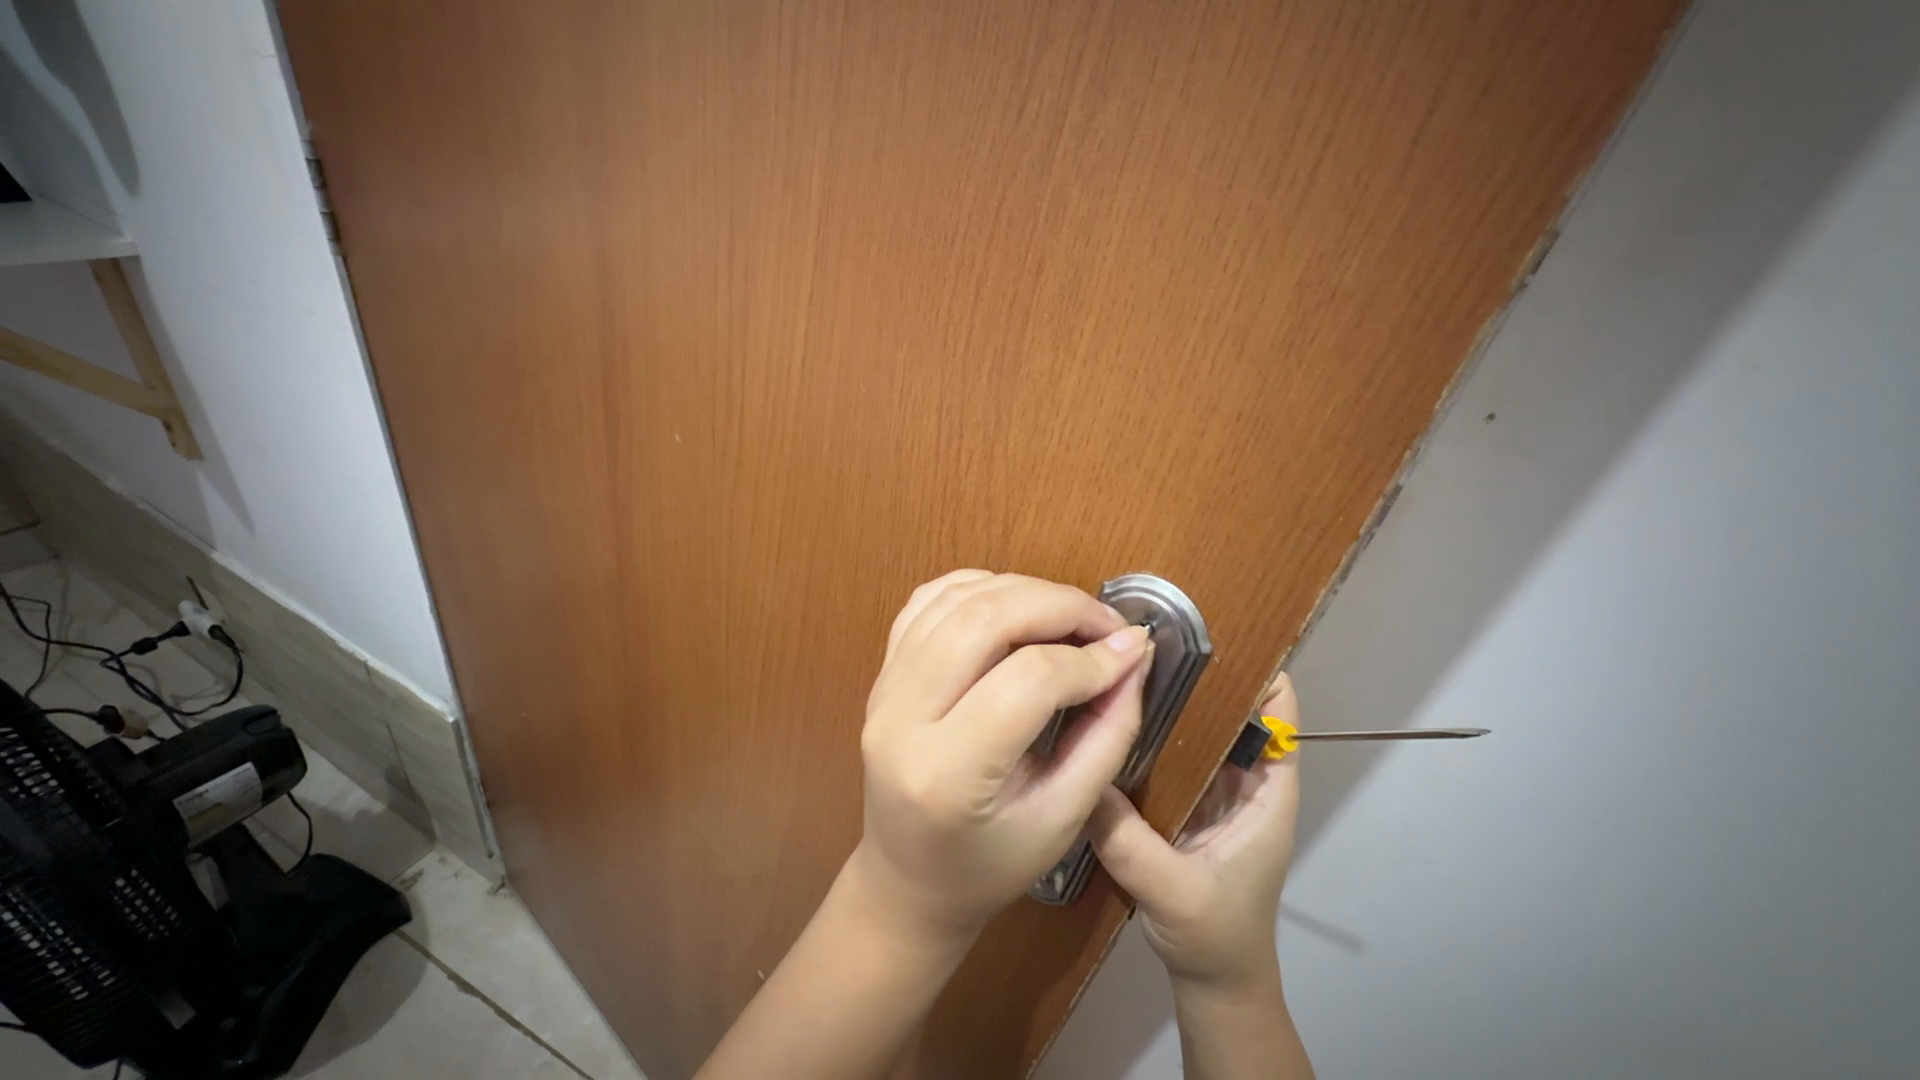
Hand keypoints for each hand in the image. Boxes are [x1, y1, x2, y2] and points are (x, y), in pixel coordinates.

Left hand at [852, 569, 1152, 938]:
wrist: (908, 881)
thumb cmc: (990, 864)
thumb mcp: (1065, 818)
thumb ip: (1108, 735)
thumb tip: (1133, 656)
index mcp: (947, 773)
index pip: (1027, 680)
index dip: (1090, 658)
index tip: (1132, 654)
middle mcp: (902, 719)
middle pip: (984, 619)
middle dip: (1059, 605)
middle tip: (1107, 624)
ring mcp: (883, 690)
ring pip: (954, 598)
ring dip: (1023, 590)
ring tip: (1070, 616)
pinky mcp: (882, 674)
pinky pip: (927, 601)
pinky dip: (979, 587)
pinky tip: (1017, 605)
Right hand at [1088, 672, 1301, 987]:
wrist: (1213, 985)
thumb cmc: (1216, 938)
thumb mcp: (1173, 892)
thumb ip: (1129, 843)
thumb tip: (1084, 781)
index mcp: (1267, 800)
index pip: (1279, 724)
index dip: (1262, 678)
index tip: (1219, 639)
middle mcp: (1245, 789)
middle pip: (1235, 720)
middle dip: (1203, 683)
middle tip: (1155, 645)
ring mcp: (1216, 799)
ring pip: (1203, 739)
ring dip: (1177, 709)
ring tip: (1135, 672)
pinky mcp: (1187, 811)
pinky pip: (1176, 764)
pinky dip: (1156, 742)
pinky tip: (1119, 724)